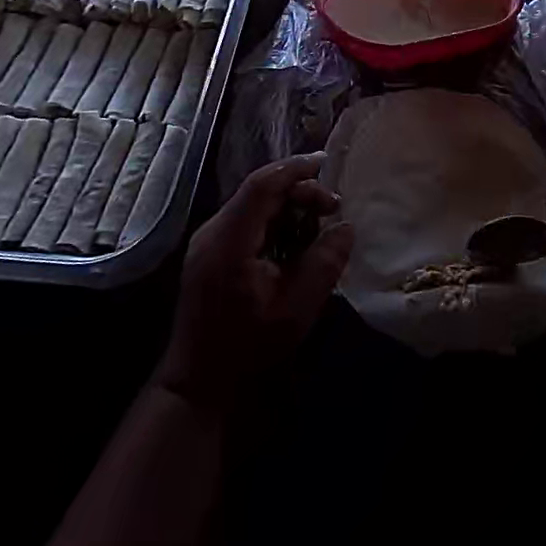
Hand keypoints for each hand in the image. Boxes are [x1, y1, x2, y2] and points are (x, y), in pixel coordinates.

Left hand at [154, 153, 353, 411]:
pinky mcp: (210, 252)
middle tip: (333, 209)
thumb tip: (346, 228)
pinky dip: (273, 221)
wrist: (199, 380)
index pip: (262, 186)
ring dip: (287, 206)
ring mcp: (207, 241)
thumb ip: (324, 264)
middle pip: (257, 191)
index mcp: (229, 241)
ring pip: (252, 205)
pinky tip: (295, 240)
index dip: (295, 170)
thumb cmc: (248, 348)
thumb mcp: (296, 310)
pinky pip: (245, 222)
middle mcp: (213, 231)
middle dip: (298, 191)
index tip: (327, 165)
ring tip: (319, 222)